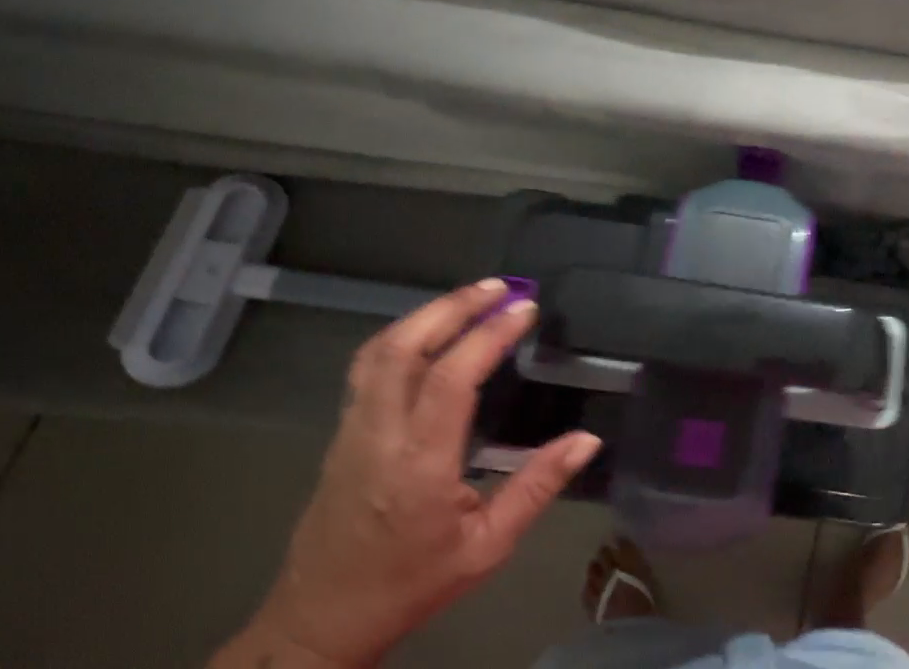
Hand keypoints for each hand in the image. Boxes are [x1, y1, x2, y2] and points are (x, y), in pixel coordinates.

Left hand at [211, 279, 601, 668]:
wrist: (321, 621)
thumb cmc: (411, 585)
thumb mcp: (487, 548)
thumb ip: (537, 488)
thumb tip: (587, 440)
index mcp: (418, 466)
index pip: (450, 380)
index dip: (488, 335)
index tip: (525, 309)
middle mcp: (378, 437)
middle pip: (403, 348)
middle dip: (452, 307)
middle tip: (499, 286)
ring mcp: (351, 432)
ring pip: (377, 352)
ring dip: (425, 315)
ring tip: (471, 298)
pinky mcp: (340, 435)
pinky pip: (368, 369)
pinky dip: (403, 336)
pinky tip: (433, 333)